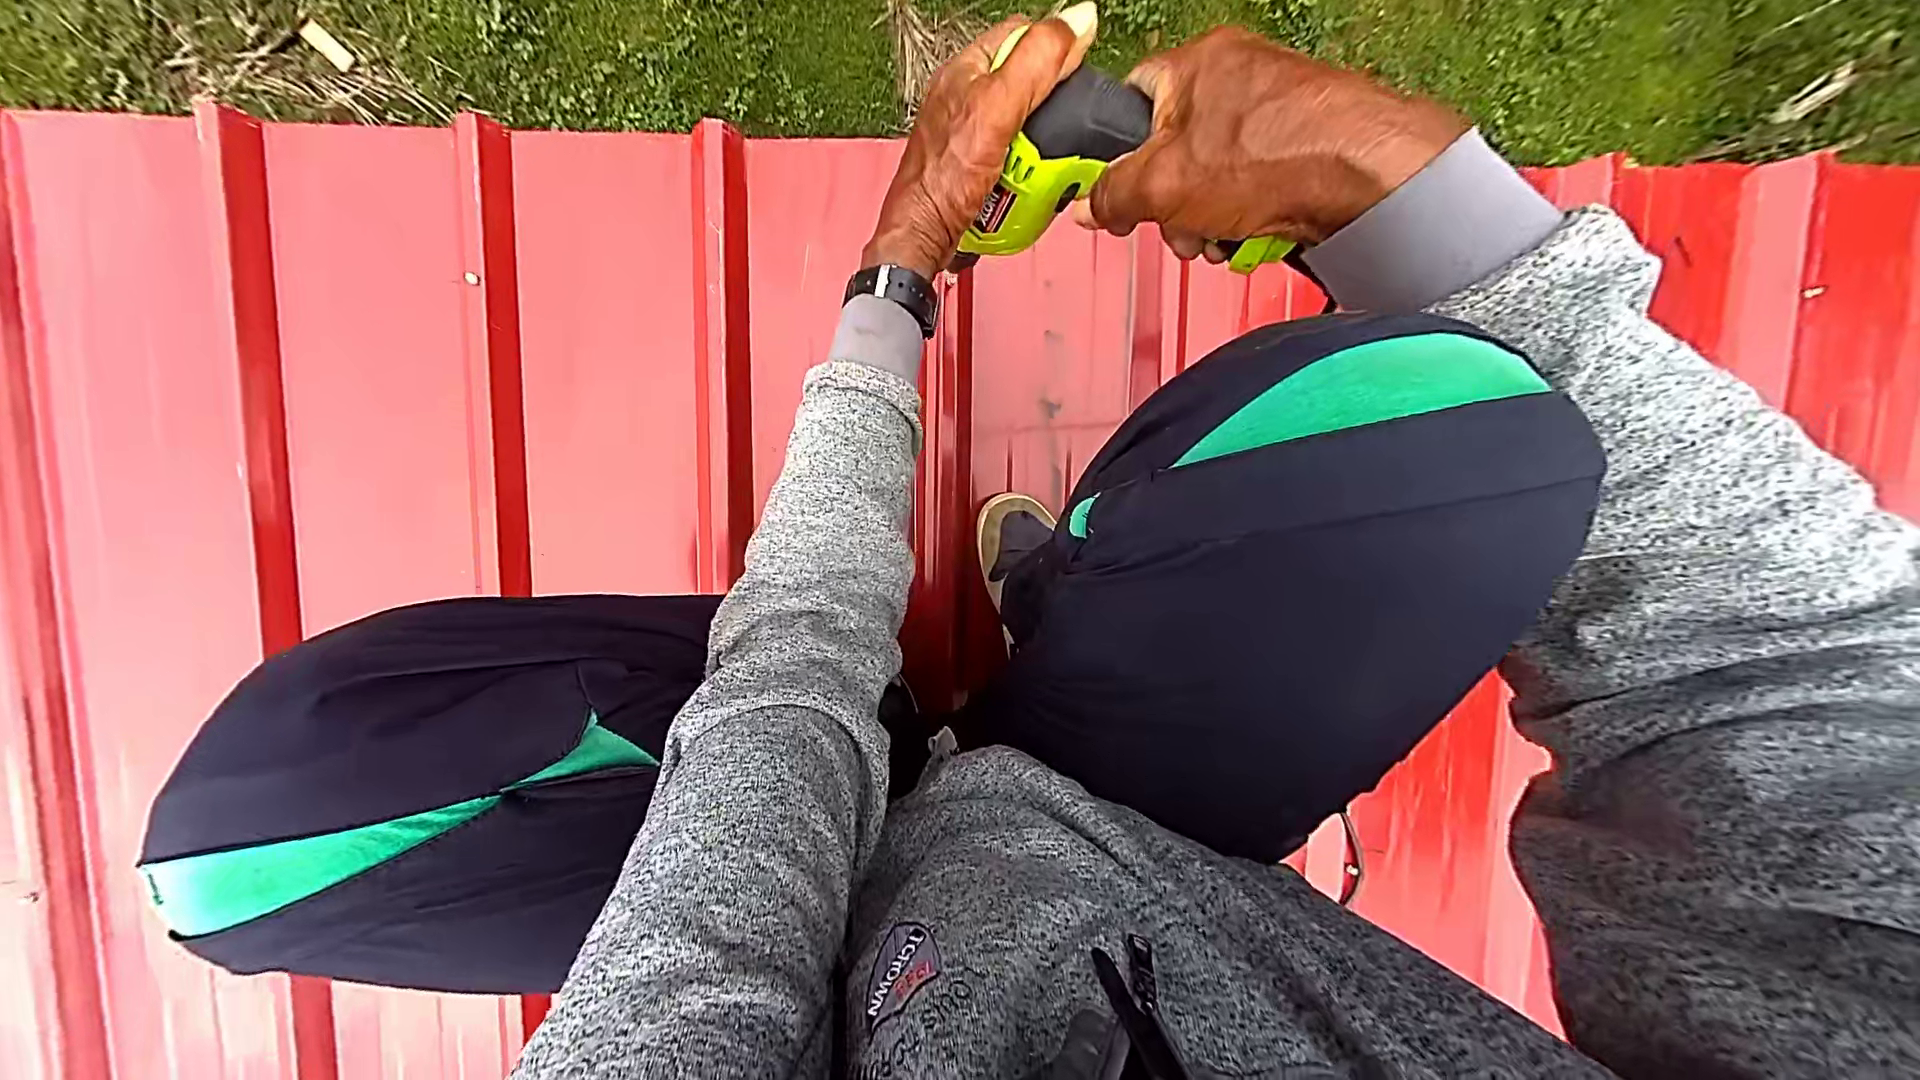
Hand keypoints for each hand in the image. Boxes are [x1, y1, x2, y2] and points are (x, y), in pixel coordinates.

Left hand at [862, 4, 1098, 278]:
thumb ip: (1036, 62)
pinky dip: (1022, 176)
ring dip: (1036, 152)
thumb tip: (1078, 20)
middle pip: (1026, 87)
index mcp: (966, 69)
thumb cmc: (942, 180)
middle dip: (1045, 115)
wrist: (925, 236)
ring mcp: (969, 138)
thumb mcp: (996, 108)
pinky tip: (1020, 185)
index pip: (1023, 36)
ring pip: (1022, 130)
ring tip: (1031, 168)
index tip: (1069, 82)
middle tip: (1044, 138)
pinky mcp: (973, 170)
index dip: (1052, 52)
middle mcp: (965, 99)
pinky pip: (1012, 163)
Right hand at [1071, 28, 1466, 257]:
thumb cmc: (1279, 155)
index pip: (1127, 105)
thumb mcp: (1163, 184)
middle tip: (1175, 223)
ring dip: (1198, 221)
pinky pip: (1236, 190)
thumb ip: (1112, 194)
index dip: (1112, 156)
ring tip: (1215, 234)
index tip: (1108, 190)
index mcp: (1193, 66)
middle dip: (1165, 205)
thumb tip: (1088, 205)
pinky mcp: (1287, 147)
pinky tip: (1242, 232)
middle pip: (1164, 155)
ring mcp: (1262, 114)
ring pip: (1200, 180)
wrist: (1361, 177)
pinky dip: (1232, 220)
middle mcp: (1230, 81)